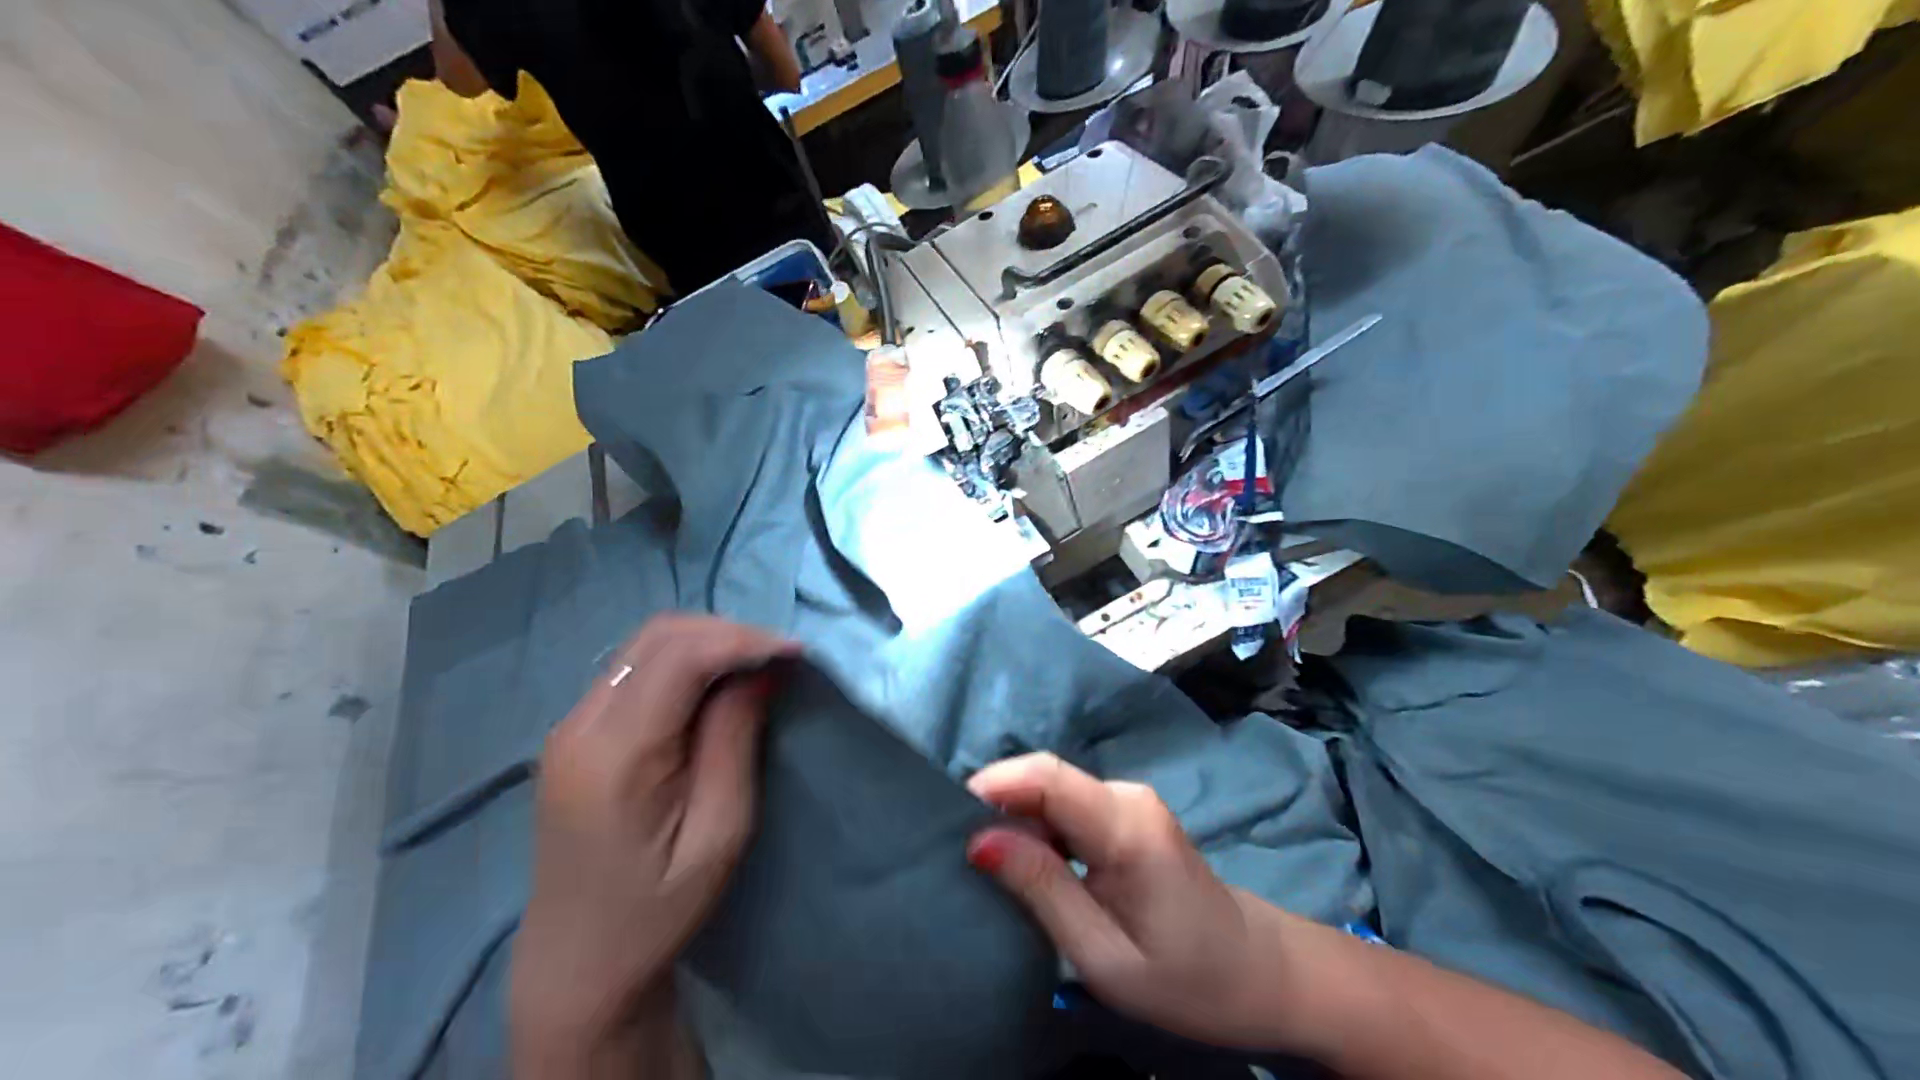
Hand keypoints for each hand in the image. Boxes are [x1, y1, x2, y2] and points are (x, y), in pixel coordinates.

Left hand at [511, 615, 794, 1072]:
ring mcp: (569, 725)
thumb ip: (734, 738)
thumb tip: (760, 669)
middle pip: (658, 636)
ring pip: (644, 644)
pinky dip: (681, 660)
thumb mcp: (720, 830)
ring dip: (705, 641)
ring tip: (753, 666)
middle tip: (777, 658)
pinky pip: (632, 668)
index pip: (680, 657)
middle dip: (727, 632)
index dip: (743, 640)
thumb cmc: (659, 907)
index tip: (794, 653)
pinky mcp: (573, 732)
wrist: (578, 959)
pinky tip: (713, 683)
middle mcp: (580, 725)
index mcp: (616, 755)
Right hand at [964, 753, 1280, 1049]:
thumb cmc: (1188, 980)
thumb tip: (979, 840)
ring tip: (993, 873)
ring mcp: (1130, 801)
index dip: (994, 786)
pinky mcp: (1127, 813)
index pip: (1047, 776)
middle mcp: (1127, 796)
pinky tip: (1031, 870)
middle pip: (1045, 781)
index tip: (952, 826)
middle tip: (967, 864)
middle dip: (999, 811)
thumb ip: (1041, 890)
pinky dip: (1040, 831)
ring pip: (1052, 793)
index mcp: (1126, 826)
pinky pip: (1068, 807)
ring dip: (1018, 824)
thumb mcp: (1103, 955)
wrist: (1261, 975)